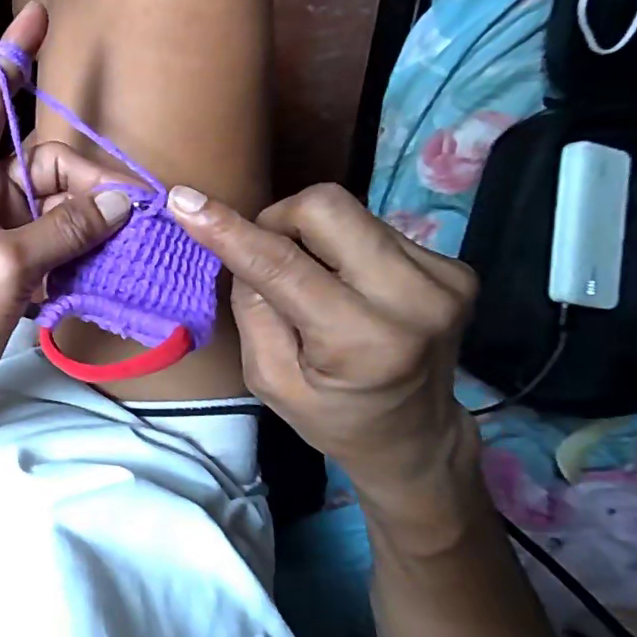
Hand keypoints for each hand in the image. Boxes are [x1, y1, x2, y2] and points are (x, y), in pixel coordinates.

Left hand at [0, 3, 131, 421]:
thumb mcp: (8, 265)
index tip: (37, 12)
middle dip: (90, 181)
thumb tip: (122, 203)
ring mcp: (0, 221)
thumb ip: (65, 229)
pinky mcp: (15, 251)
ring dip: (92, 217)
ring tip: (124, 242)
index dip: (11, 54)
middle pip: (47, 159)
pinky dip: (83, 241)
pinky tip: (105, 261)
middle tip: (130, 213)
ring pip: (60, 198)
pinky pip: (58, 230)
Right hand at [167, 183, 480, 500]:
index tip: (184, 201)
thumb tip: (242, 244)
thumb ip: (255, 309)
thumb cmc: (330, 415)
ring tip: (310, 282)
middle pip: (325, 207)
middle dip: (277, 221)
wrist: (416, 435)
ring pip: (346, 210)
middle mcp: (415, 297)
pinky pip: (369, 225)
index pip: (282, 266)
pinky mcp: (452, 264)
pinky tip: (344, 283)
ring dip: (308, 237)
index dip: (229, 230)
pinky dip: (337, 246)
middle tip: (265, 258)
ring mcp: (443, 275)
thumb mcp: (269, 378)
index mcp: (363, 340)